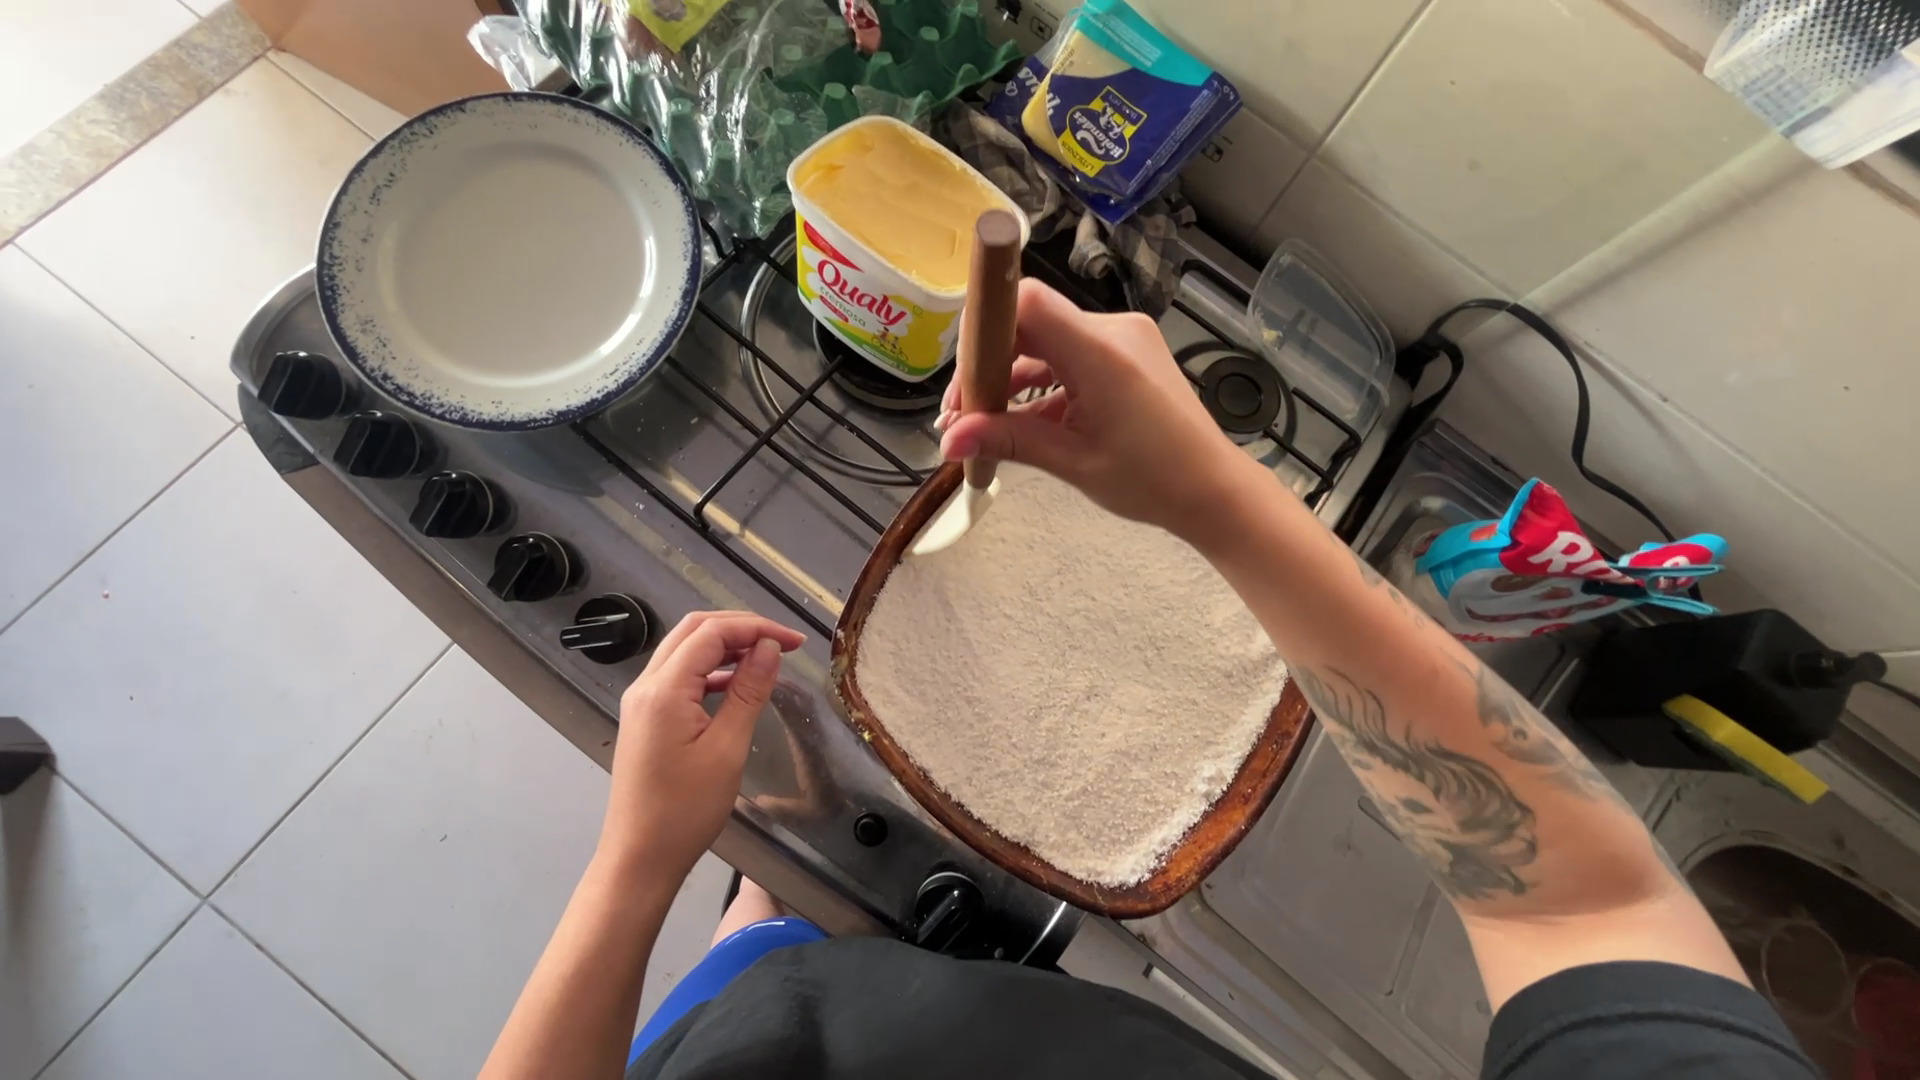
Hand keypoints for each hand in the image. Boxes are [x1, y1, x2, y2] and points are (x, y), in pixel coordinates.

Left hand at [600, 612, 805, 881]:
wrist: (639, 858)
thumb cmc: (686, 810)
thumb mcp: (727, 748)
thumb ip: (749, 692)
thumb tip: (768, 648)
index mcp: (664, 690)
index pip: (712, 632)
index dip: (756, 628)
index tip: (794, 642)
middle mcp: (646, 686)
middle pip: (694, 630)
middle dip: (741, 627)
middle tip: (782, 642)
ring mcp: (643, 701)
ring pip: (686, 649)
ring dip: (726, 644)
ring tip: (767, 657)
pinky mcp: (647, 717)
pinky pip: (681, 675)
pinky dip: (713, 668)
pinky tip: (739, 684)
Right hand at [937, 279, 1268, 542]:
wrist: (1211, 489)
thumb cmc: (1152, 481)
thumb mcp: (1073, 462)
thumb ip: (1009, 441)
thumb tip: (950, 442)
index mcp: (1102, 353)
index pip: (1029, 302)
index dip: (986, 325)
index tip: (963, 373)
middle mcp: (1113, 331)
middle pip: (1031, 322)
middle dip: (990, 365)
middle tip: (961, 414)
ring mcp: (1122, 341)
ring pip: (1047, 342)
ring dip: (1012, 378)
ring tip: (982, 423)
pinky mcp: (1126, 355)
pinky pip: (1070, 357)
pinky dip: (1042, 384)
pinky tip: (1019, 420)